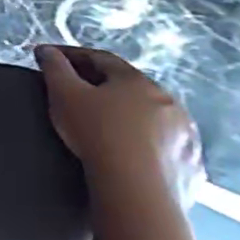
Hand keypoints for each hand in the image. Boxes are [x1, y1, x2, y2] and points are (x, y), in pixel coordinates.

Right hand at [36, 45, 202, 207]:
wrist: (137, 189)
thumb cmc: (95, 131)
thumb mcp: (63, 93)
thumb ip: (53, 67)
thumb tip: (47, 51)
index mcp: (138, 82)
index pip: (101, 58)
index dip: (71, 54)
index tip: (49, 56)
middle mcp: (170, 103)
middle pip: (129, 86)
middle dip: (101, 84)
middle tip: (74, 89)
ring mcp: (187, 136)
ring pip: (150, 116)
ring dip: (127, 114)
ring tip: (103, 123)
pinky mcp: (192, 165)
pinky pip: (164, 144)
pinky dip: (144, 141)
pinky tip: (128, 151)